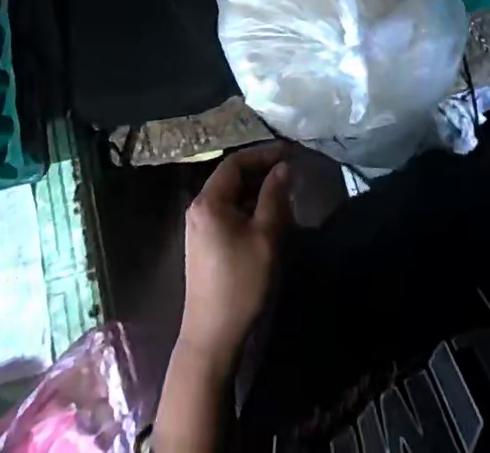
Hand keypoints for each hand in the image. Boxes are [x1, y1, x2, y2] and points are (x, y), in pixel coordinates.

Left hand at [178, 143, 291, 366]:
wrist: (212, 334)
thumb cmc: (241, 283)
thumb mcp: (265, 237)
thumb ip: (274, 197)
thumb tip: (283, 168)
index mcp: (208, 201)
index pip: (235, 163)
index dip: (262, 155)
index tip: (289, 154)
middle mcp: (199, 207)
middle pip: (231, 177)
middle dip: (261, 172)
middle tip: (291, 173)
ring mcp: (199, 226)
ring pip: (231, 196)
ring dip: (256, 191)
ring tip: (285, 193)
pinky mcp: (204, 243)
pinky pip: (227, 213)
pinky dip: (248, 208)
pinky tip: (268, 217)